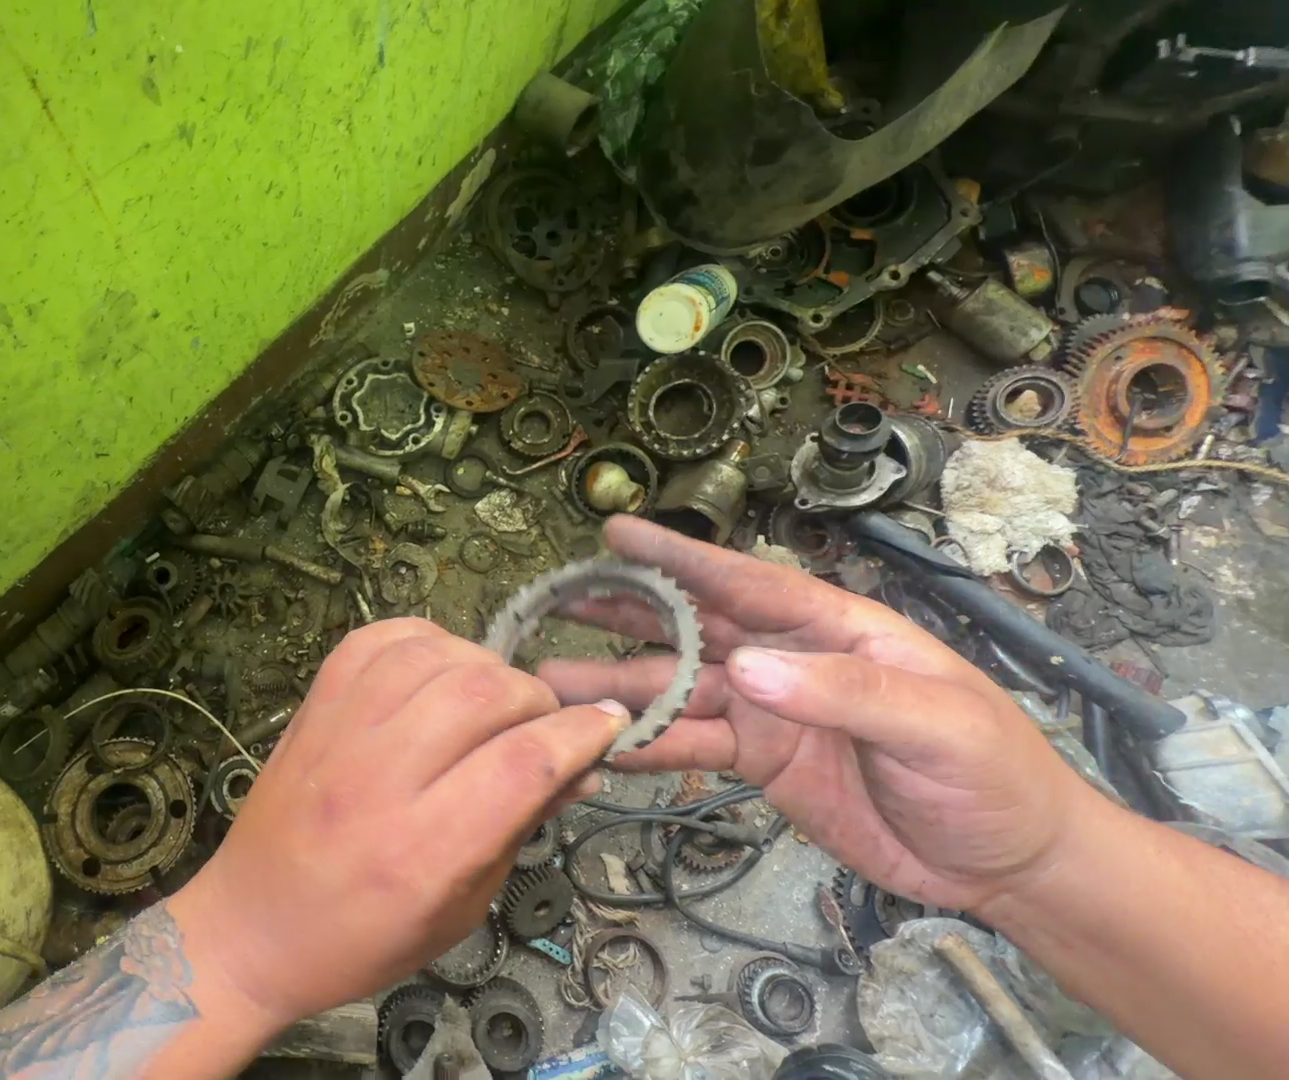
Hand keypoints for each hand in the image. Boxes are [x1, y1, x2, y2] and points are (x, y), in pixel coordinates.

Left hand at [170, 618, 629, 1024]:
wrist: (253, 922)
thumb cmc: (364, 937)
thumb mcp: (460, 909)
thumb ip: (520, 828)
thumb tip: (579, 767)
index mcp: (424, 849)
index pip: (523, 762)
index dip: (581, 734)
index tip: (609, 724)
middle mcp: (380, 777)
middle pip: (483, 694)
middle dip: (536, 699)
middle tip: (544, 722)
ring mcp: (339, 731)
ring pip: (436, 656)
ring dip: (485, 666)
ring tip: (493, 697)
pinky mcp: (313, 702)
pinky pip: (378, 638)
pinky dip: (426, 640)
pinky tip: (441, 666)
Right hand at [538, 516, 1094, 913]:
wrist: (1005, 863)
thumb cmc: (993, 774)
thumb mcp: (939, 724)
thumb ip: (843, 692)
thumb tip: (745, 669)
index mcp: (831, 627)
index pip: (745, 582)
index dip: (679, 557)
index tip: (618, 533)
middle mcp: (784, 657)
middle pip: (691, 627)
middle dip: (624, 609)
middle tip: (558, 597)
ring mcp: (764, 708)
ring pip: (676, 689)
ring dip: (618, 686)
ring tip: (555, 681)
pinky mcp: (754, 757)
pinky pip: (689, 745)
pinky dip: (647, 744)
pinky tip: (605, 744)